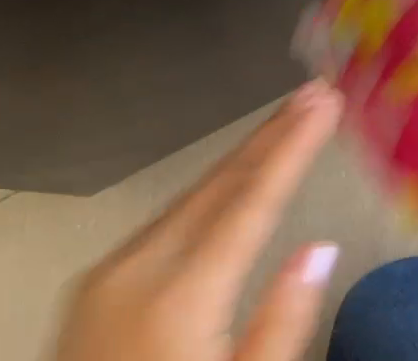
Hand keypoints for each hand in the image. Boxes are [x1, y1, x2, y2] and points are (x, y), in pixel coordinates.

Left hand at [55, 80, 344, 360]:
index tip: (327, 101)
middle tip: (314, 93)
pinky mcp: (90, 286)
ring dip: (240, 159)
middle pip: (219, 183)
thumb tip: (318, 247)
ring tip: (286, 124)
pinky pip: (163, 222)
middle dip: (271, 134)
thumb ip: (281, 324)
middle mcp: (138, 266)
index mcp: (180, 295)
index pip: (252, 200)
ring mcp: (106, 273)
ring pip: (189, 197)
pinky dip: (205, 194)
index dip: (294, 145)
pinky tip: (230, 181)